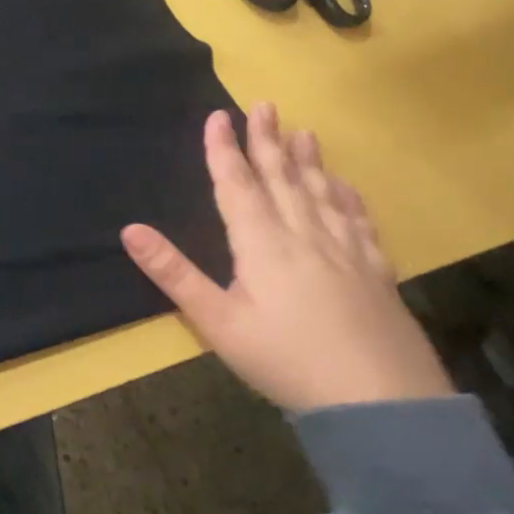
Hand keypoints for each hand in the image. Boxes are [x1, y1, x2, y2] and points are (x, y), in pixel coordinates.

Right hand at [121, 104, 454, 411]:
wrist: (385, 408)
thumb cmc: (287, 361)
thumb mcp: (218, 323)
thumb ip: (174, 273)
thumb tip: (129, 229)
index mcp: (262, 244)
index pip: (238, 185)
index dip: (225, 149)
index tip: (219, 116)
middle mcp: (305, 237)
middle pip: (283, 179)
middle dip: (268, 141)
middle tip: (264, 104)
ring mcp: (347, 255)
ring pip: (323, 195)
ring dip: (310, 162)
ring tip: (305, 132)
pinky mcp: (378, 277)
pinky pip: (361, 226)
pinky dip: (350, 201)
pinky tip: (346, 189)